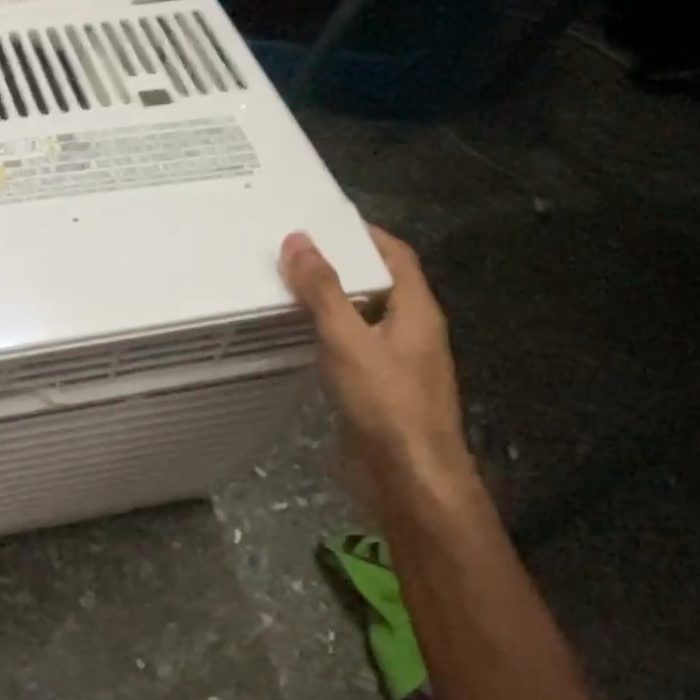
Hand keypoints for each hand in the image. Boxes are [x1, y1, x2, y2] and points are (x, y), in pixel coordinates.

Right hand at [279, 226, 473, 507]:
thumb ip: (322, 292)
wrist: (407, 478)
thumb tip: (299, 241)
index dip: (363, 234)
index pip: (395, 256)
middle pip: (376, 286)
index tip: (322, 220)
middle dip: (339, 267)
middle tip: (291, 254)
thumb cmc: (386, 404)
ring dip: (328, 304)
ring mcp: (393, 365)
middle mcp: (409, 333)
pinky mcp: (374, 393)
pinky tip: (294, 342)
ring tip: (283, 289)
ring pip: (360, 321)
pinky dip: (323, 339)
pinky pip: (348, 352)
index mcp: (416, 311)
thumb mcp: (349, 340)